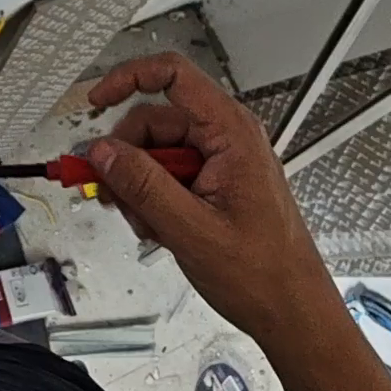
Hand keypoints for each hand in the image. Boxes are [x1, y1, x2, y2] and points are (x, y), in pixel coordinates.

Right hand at [85, 53, 336, 339]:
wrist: (295, 316)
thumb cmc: (260, 275)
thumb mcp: (192, 230)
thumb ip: (143, 185)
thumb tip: (100, 149)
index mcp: (230, 131)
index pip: (173, 74)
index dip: (129, 77)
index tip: (96, 103)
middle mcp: (223, 135)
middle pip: (152, 120)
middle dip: (125, 157)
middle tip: (111, 195)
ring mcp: (218, 158)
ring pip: (152, 150)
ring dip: (136, 185)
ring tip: (145, 225)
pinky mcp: (211, 180)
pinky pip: (163, 173)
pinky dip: (148, 198)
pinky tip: (156, 228)